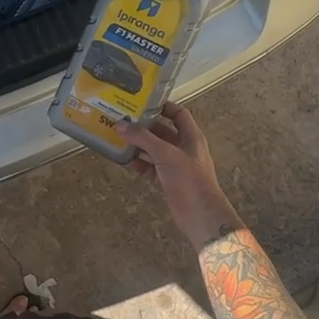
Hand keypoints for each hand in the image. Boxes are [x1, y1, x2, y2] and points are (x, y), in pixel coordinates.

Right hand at [116, 102, 241, 246]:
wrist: (200, 216)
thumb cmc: (188, 179)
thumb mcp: (165, 154)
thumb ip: (142, 138)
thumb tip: (120, 124)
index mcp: (190, 137)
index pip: (178, 113)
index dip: (162, 106)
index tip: (141, 102)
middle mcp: (184, 148)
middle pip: (162, 131)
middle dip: (144, 126)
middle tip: (122, 120)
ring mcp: (176, 166)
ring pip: (154, 150)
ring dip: (139, 145)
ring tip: (118, 138)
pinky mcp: (168, 181)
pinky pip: (151, 167)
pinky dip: (139, 163)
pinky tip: (125, 160)